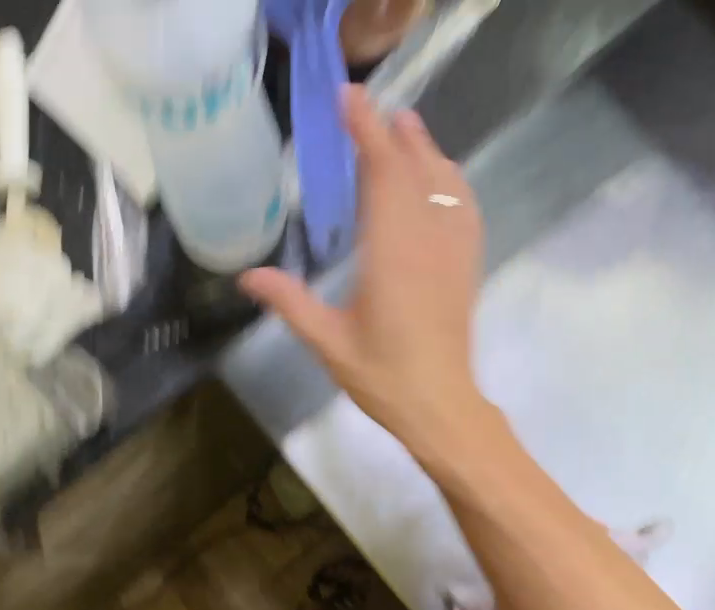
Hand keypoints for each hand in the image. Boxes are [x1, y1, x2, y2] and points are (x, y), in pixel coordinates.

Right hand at [240, 85, 492, 460]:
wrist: (440, 404)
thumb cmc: (382, 376)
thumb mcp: (328, 342)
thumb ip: (290, 303)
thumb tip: (247, 277)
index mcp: (390, 253)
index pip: (381, 173)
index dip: (365, 132)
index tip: (349, 100)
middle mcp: (426, 240)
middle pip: (412, 169)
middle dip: (390, 132)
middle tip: (368, 107)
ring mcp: (452, 251)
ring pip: (443, 182)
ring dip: (424, 149)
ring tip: (406, 126)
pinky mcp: (466, 266)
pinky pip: (464, 208)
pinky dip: (451, 182)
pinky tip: (442, 178)